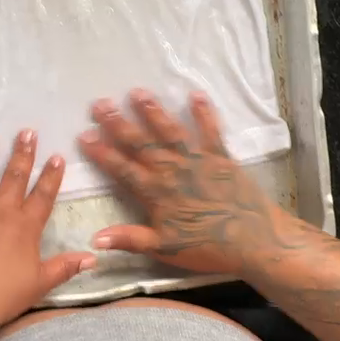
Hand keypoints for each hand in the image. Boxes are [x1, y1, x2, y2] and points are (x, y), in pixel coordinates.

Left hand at [0, 131, 95, 337]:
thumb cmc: (1, 296)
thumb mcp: (39, 284)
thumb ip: (65, 267)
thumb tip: (93, 257)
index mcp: (26, 227)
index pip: (43, 195)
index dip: (51, 176)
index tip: (56, 156)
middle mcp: (2, 211)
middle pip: (15, 176)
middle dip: (23, 153)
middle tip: (28, 131)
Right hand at [78, 89, 309, 276]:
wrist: (255, 240)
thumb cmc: (207, 247)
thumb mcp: (164, 248)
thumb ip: (129, 239)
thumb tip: (94, 239)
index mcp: (156, 192)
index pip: (122, 168)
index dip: (102, 152)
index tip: (84, 135)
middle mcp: (172, 170)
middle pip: (141, 143)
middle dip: (119, 123)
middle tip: (100, 104)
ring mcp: (197, 160)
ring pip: (170, 131)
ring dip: (153, 111)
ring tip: (137, 92)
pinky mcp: (221, 157)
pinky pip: (210, 130)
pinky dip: (203, 113)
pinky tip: (195, 95)